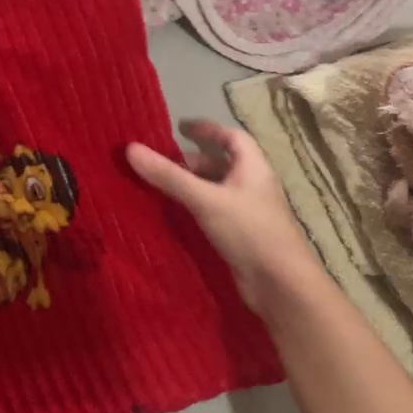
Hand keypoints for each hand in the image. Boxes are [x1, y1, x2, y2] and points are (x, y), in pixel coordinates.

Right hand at [126, 118, 325, 319]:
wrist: (282, 285)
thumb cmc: (249, 231)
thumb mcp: (205, 199)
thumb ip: (168, 175)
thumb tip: (131, 148)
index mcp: (253, 168)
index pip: (232, 138)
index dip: (208, 129)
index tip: (180, 127)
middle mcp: (253, 186)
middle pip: (223, 163)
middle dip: (193, 159)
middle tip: (163, 161)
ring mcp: (249, 212)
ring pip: (218, 188)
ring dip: (193, 184)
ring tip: (163, 185)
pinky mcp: (242, 235)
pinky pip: (215, 210)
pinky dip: (196, 206)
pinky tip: (176, 213)